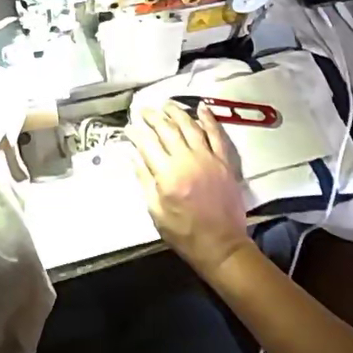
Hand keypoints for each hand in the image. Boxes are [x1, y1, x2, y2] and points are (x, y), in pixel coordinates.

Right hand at [127, 102, 253, 277]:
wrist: (222, 247)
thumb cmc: (184, 234)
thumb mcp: (156, 213)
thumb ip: (145, 181)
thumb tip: (133, 156)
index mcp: (167, 175)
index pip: (147, 144)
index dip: (135, 132)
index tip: (129, 128)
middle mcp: (186, 161)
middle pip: (167, 129)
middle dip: (152, 116)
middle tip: (144, 110)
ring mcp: (207, 158)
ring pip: (190, 126)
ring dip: (176, 111)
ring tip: (166, 104)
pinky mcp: (224, 162)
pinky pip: (216, 134)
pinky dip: (209, 119)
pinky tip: (201, 107)